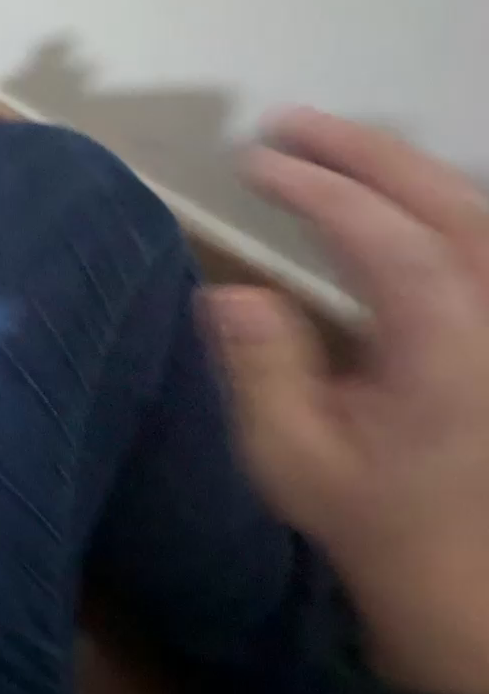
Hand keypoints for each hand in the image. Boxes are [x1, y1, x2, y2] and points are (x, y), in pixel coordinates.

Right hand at [204, 108, 488, 693]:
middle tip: (290, 123)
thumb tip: (230, 291)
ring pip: (486, 217)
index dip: (325, 191)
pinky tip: (395, 193)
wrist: (466, 570)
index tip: (255, 161)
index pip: (393, 243)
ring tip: (328, 144)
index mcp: (452, 354)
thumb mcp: (291, 454)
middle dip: (370, 154)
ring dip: (407, 169)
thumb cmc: (367, 514)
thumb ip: (264, 370)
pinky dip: (440, 204)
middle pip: (456, 208)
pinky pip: (487, 245)